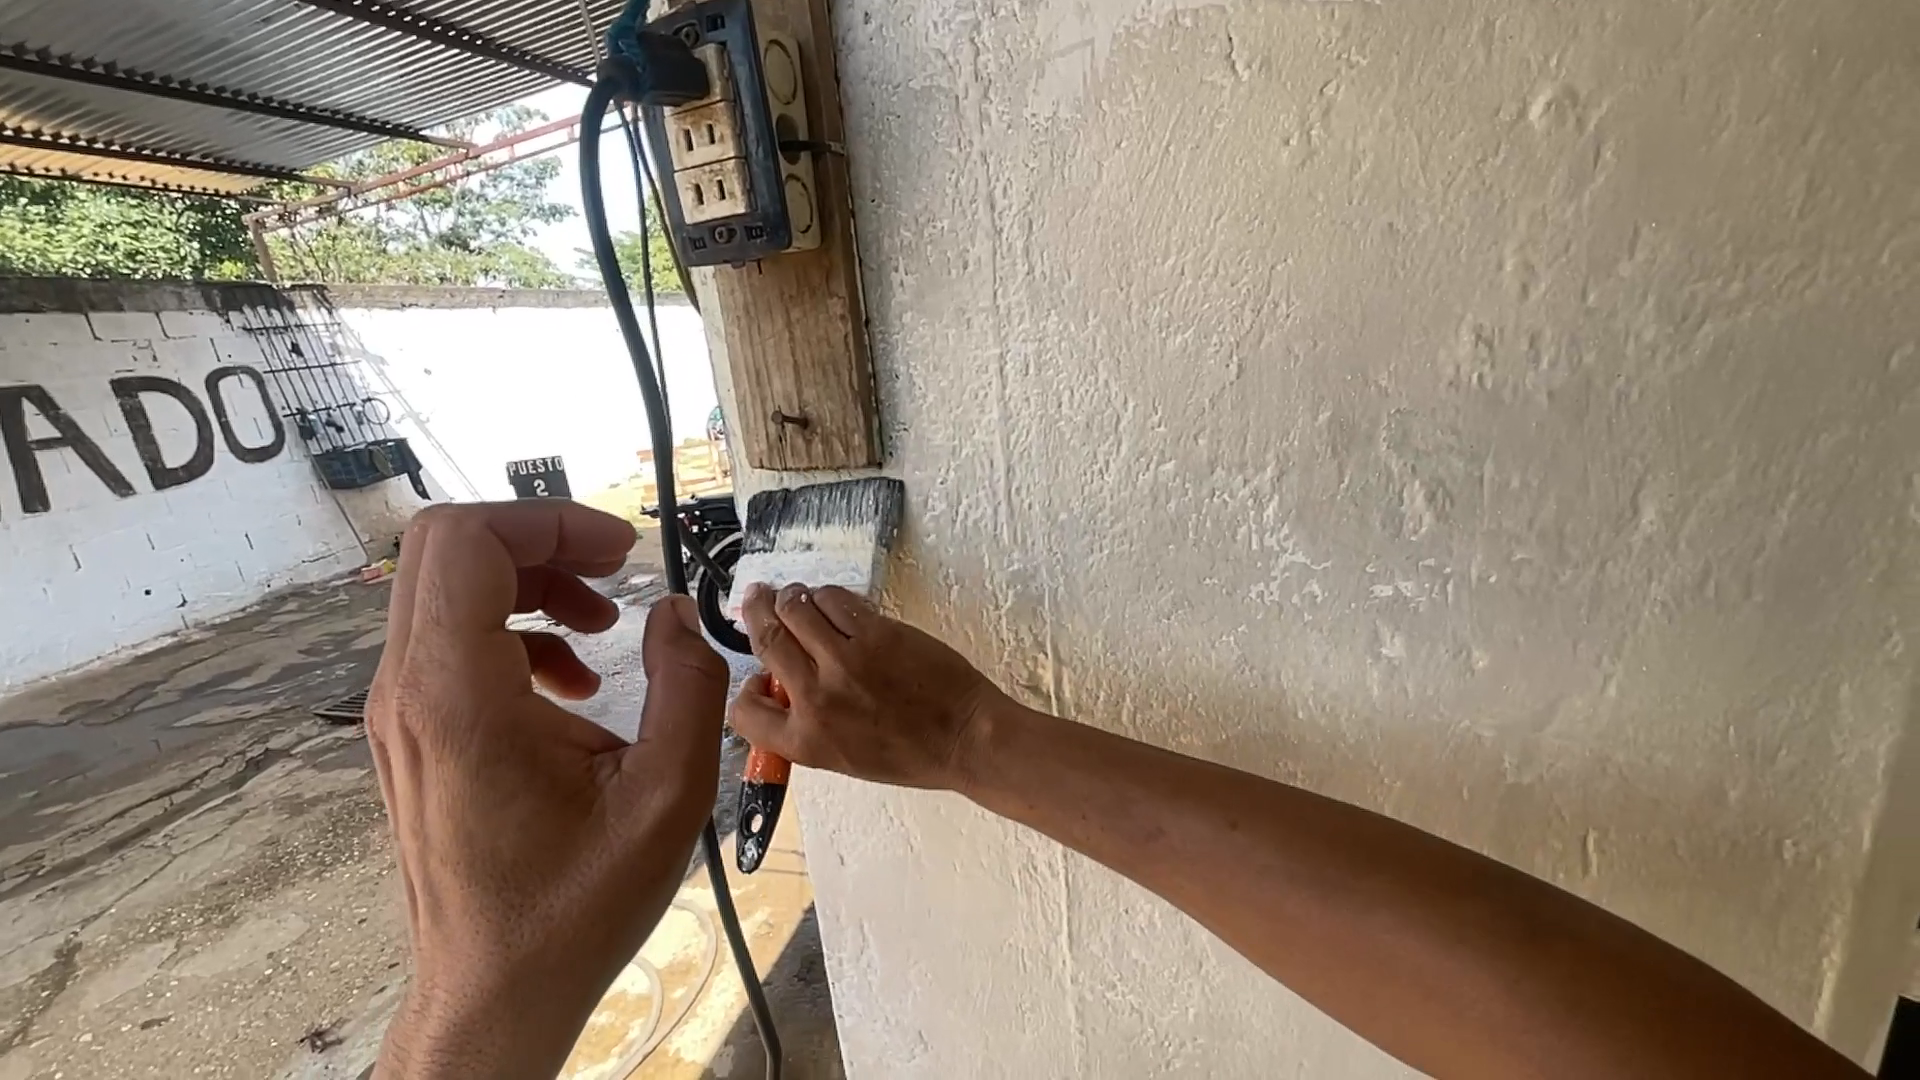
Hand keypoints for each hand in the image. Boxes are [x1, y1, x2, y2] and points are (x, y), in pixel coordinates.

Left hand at [367, 502, 727, 1079]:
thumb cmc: (579, 903)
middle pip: (449, 551)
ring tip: (606, 625)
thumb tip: (676, 610)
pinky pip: (454, 639)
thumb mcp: (670, 793)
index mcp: (460, 696)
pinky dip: (520, 629)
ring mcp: (401, 714)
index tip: (624, 550)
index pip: (466, 543)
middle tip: (620, 567)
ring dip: (535, 583)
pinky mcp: (416, 733)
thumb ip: (688, 683)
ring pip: (449, 589)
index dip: (551, 521)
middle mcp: (408, 692)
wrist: (496, 993)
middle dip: (545, 540)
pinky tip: (576, 682)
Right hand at [729, 583, 1005, 790]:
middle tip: (756, 597)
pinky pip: (836, 600)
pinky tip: (831, 600)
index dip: (746, 688)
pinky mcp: (876, 633)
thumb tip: (787, 688)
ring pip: (797, 608)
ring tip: (795, 594)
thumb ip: (808, 727)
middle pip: (767, 639)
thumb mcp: (844, 759)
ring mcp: (845, 660)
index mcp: (806, 740)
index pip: (745, 711)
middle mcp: (816, 697)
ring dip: (791, 596)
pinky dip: (828, 595)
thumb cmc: (913, 754)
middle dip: (756, 611)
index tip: (757, 675)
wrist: (965, 737)